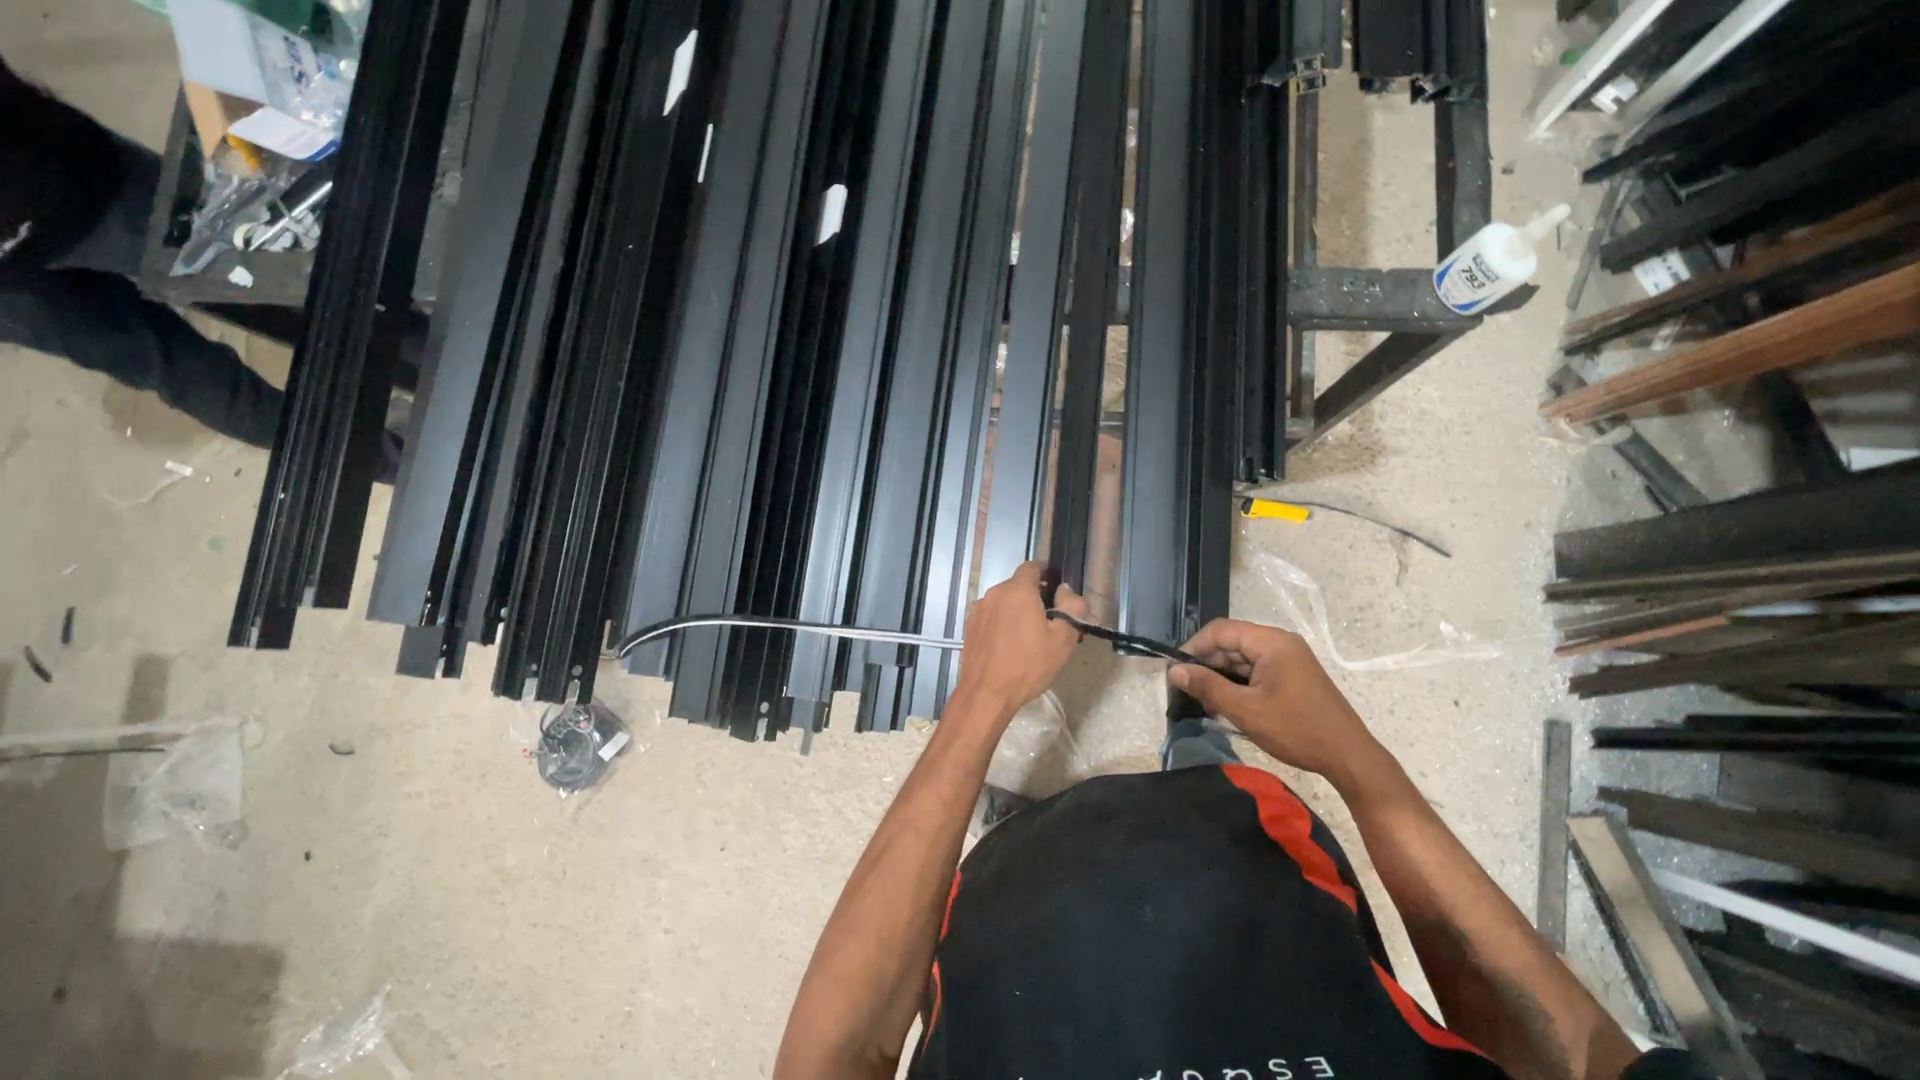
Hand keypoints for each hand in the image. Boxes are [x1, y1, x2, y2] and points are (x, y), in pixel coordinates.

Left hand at [952, 562, 1086, 716]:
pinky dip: (1002, 623)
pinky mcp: (970, 627)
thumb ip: (1071, 607)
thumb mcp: (1063, 639)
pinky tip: (1009, 646)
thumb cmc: (1028, 665)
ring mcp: (978, 610)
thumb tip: (1065, 591)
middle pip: (1018, 586)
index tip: (1057, 589)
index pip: (1032, 567)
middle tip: (1049, 620)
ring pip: (1004, 602)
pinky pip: (992, 616)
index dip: (1046, 574)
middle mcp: (995, 594)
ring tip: (1029, 636)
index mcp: (1017, 591)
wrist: (986, 694)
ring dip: (1017, 611)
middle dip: (1034, 597)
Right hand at [1168, 618, 1386, 788]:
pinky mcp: (1292, 674)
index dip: (1194, 647)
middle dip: (1207, 664)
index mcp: (1272, 642)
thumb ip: (1207, 687)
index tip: (1175, 672)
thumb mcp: (1245, 710)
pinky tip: (1227, 704)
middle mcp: (1281, 642)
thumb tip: (1174, 671)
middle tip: (1187, 691)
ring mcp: (1289, 658)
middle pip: (1232, 642)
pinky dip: (1239, 684)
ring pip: (1243, 658)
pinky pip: (1257, 669)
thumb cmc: (1296, 730)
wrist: (1347, 755)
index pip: (1221, 630)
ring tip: (1204, 702)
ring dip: (1222, 677)